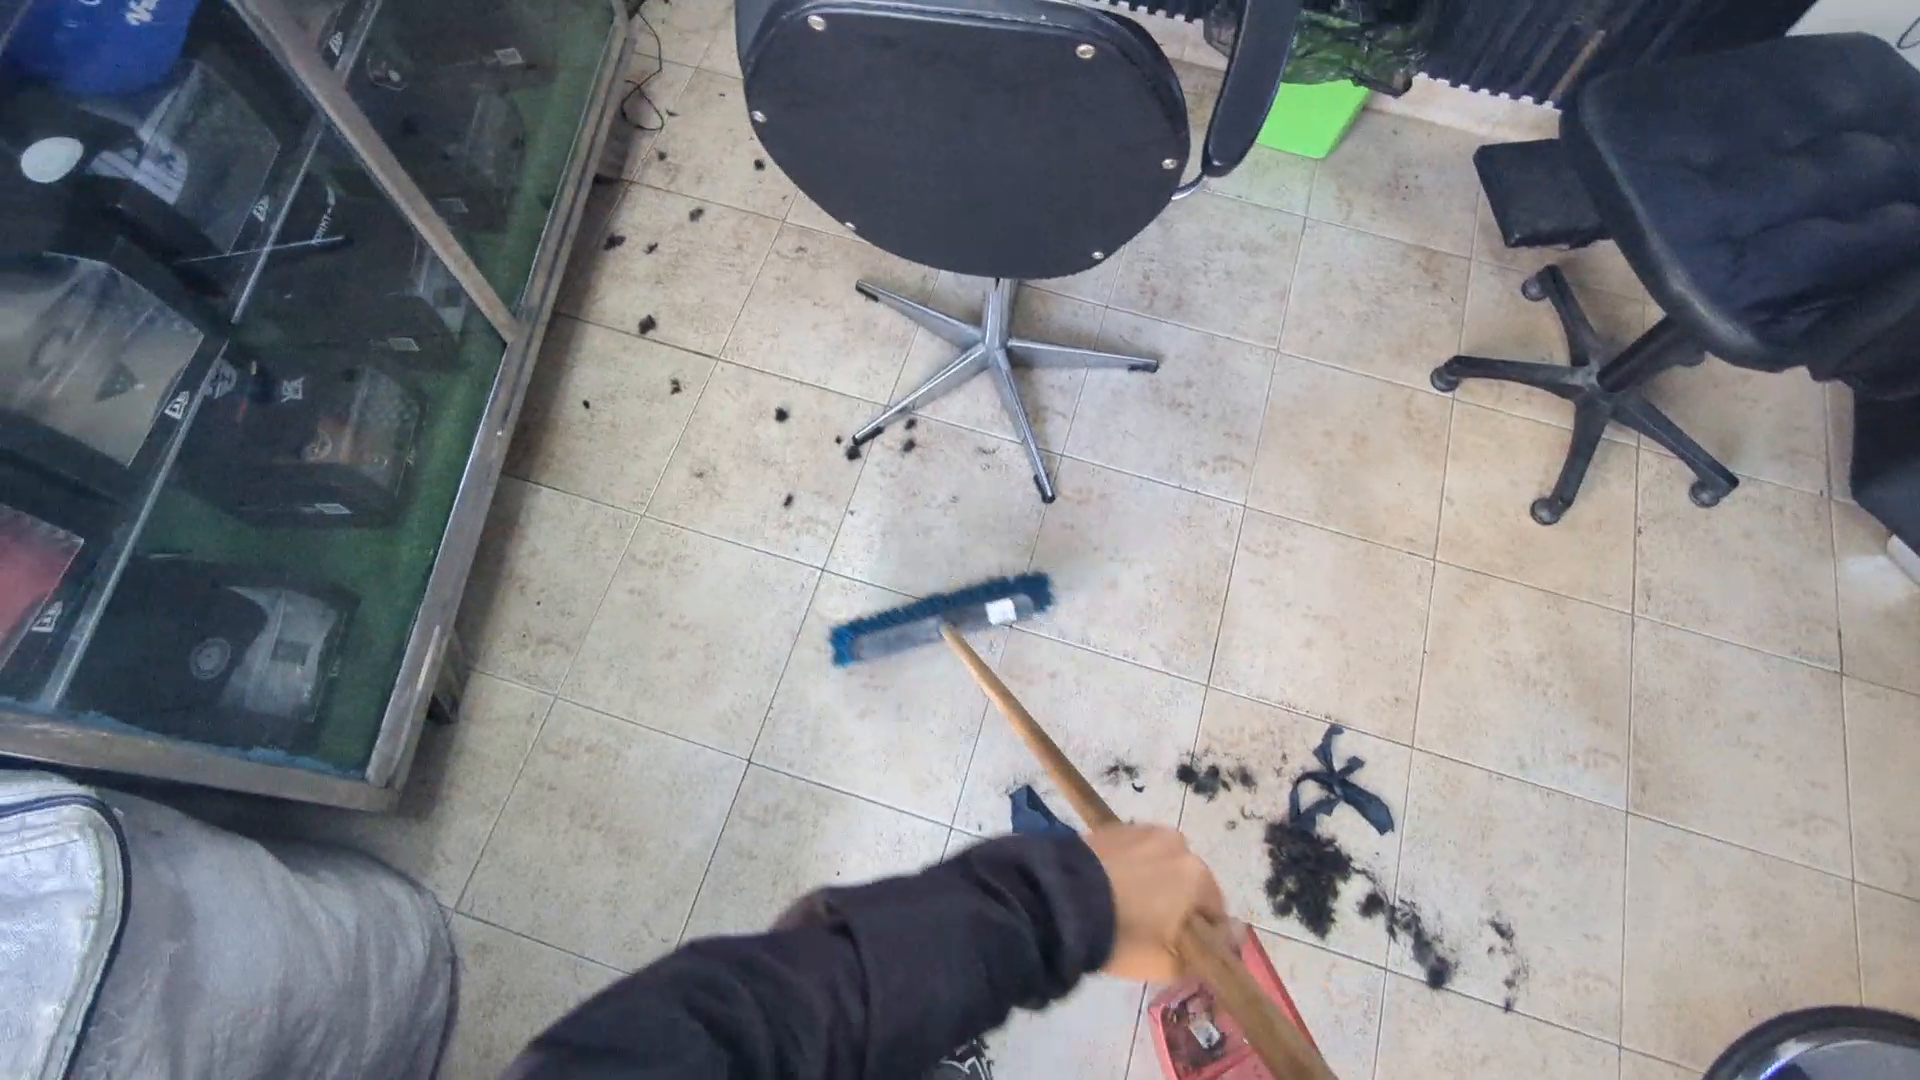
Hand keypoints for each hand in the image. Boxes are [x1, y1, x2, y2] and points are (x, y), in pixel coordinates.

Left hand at [1084, 824, 1226, 979]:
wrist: (1062, 899)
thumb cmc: (1123, 935)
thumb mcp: (1166, 964)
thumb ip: (1203, 956)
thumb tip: (1226, 940)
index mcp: (1198, 875)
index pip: (1215, 912)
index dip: (1202, 935)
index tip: (1182, 950)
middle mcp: (1177, 843)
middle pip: (1188, 881)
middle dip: (1178, 903)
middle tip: (1153, 929)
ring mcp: (1143, 830)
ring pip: (1161, 863)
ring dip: (1155, 881)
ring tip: (1128, 905)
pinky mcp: (1114, 827)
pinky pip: (1135, 852)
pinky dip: (1132, 867)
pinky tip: (1112, 887)